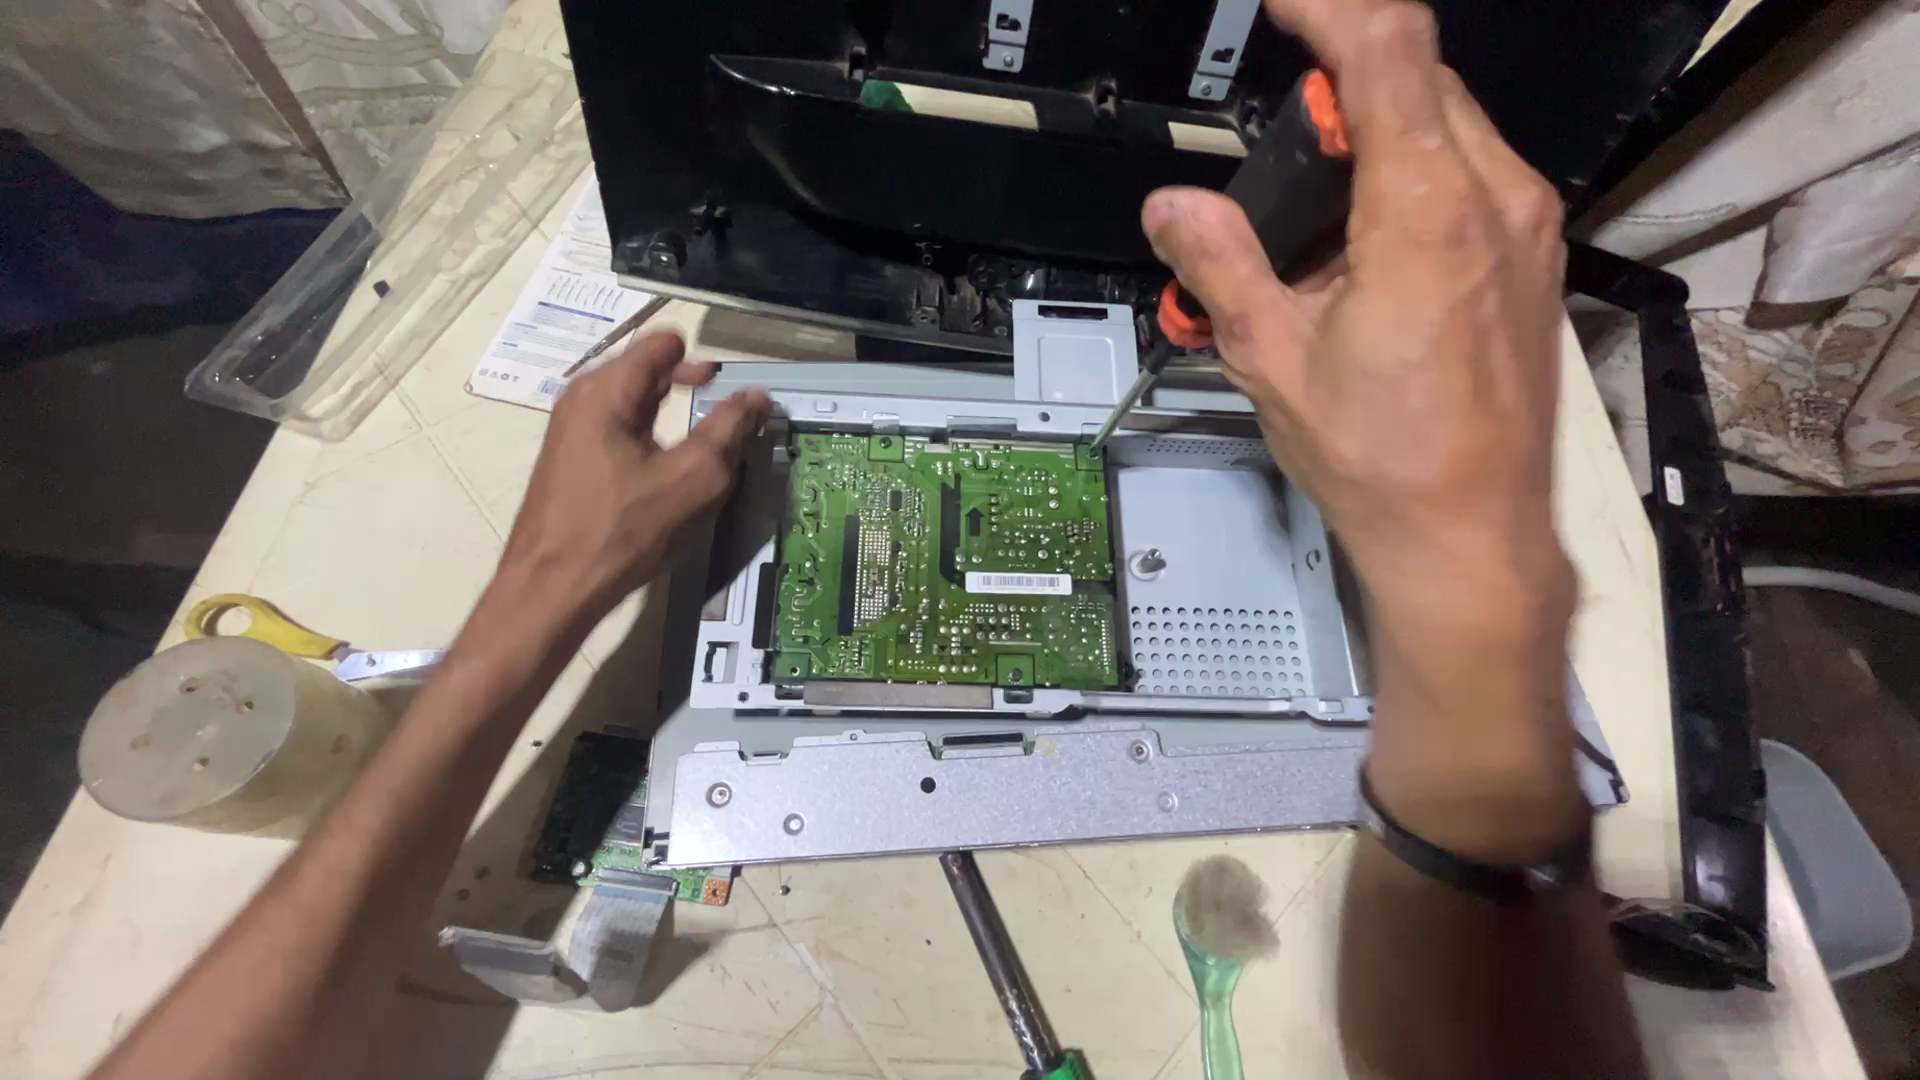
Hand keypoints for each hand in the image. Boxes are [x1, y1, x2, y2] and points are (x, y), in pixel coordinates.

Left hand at [497, 332, 770, 623]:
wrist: (553, 587)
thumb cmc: (624, 529)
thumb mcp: (693, 478)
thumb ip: (729, 429)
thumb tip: (756, 397)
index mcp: (606, 390)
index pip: (661, 344)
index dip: (702, 359)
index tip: (730, 386)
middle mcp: (582, 399)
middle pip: (647, 370)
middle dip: (691, 385)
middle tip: (728, 414)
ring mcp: (572, 431)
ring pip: (634, 403)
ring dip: (673, 415)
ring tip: (705, 446)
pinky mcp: (572, 462)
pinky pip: (620, 430)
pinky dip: (652, 438)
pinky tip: (669, 471)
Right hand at [1141, 0, 1572, 630]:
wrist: (1466, 529)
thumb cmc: (1372, 451)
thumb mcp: (1272, 357)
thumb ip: (1220, 265)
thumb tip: (1169, 206)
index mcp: (1428, 210)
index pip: (1390, 51)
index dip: (1332, 8)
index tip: (1284, 5)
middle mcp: (1497, 197)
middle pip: (1420, 86)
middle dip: (1339, 100)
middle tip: (1271, 175)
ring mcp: (1526, 230)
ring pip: (1446, 133)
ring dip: (1370, 150)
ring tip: (1304, 238)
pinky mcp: (1529, 264)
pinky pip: (1467, 183)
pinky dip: (1405, 189)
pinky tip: (1355, 264)